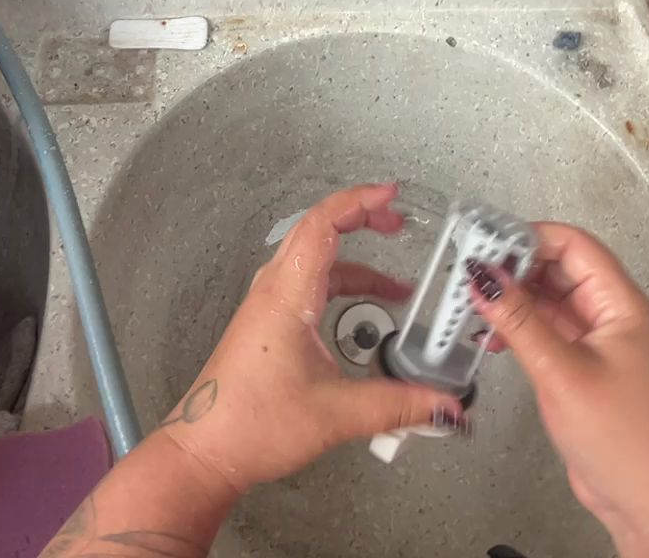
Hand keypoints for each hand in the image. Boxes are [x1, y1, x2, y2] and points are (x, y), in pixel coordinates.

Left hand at [158, 184, 467, 494]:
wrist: (203, 453)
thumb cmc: (250, 425)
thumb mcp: (334, 414)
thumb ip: (397, 406)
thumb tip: (445, 406)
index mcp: (287, 295)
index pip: (321, 224)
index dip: (357, 202)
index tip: (390, 195)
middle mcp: (275, 289)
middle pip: (319, 229)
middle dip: (361, 217)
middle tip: (398, 220)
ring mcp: (271, 303)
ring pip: (317, 259)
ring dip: (358, 261)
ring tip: (399, 284)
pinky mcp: (271, 320)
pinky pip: (312, 284)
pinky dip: (344, 285)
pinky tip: (367, 312)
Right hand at [471, 223, 648, 557]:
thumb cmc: (622, 439)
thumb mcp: (563, 373)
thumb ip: (520, 321)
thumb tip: (482, 275)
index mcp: (620, 303)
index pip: (574, 245)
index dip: (530, 237)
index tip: (486, 245)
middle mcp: (610, 314)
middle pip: (558, 268)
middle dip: (514, 266)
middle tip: (469, 274)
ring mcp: (596, 341)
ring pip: (549, 299)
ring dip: (512, 298)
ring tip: (471, 304)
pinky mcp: (582, 366)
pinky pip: (546, 329)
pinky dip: (518, 327)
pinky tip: (490, 337)